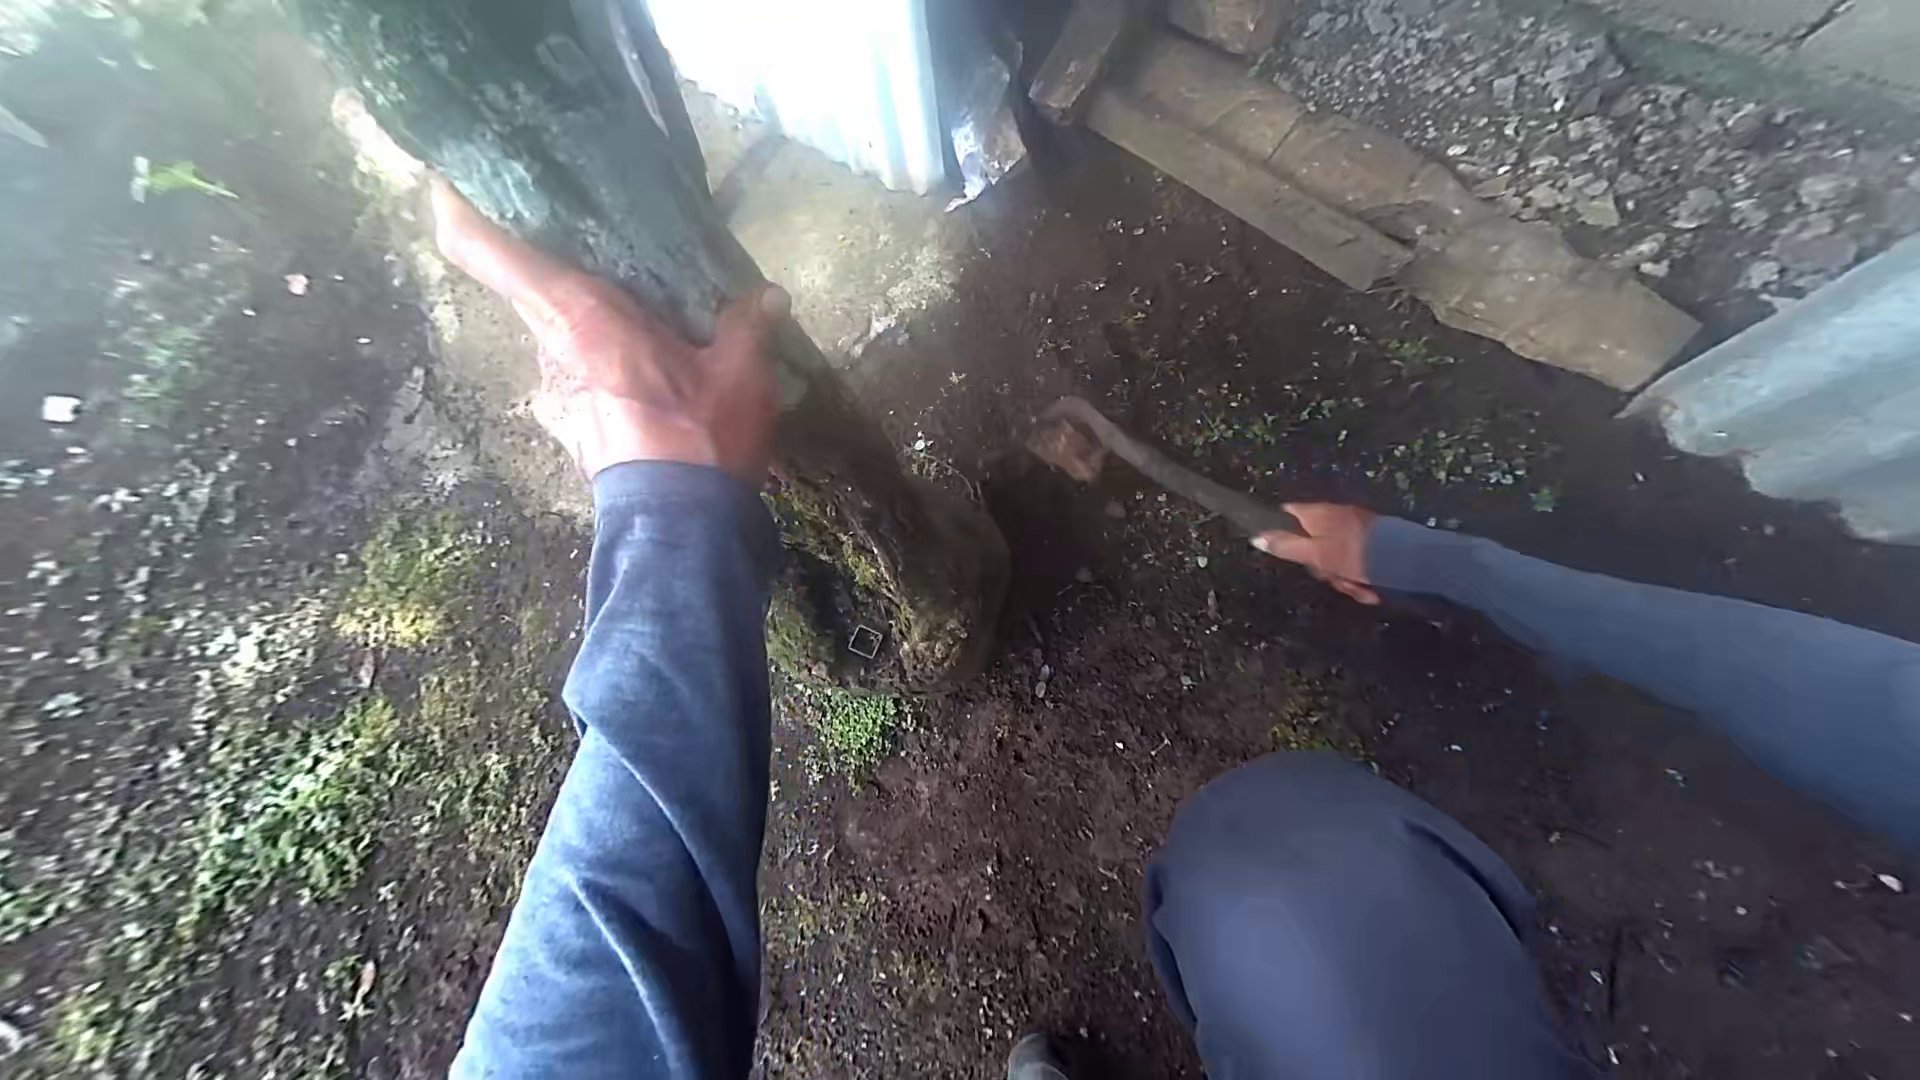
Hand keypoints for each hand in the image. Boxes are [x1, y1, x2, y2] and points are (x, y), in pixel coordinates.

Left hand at [429, 176, 785, 481]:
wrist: (683, 525)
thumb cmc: (701, 438)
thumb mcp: (740, 375)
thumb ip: (750, 326)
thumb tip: (772, 296)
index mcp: (582, 318)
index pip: (483, 247)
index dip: (461, 204)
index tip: (469, 176)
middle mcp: (553, 347)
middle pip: (524, 283)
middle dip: (550, 252)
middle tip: (599, 234)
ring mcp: (557, 390)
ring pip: (556, 328)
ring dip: (586, 310)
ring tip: (639, 303)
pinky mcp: (576, 423)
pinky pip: (578, 366)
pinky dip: (602, 351)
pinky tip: (647, 365)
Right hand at [1252, 503, 1380, 605]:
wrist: (1411, 561)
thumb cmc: (1355, 555)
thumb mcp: (1314, 554)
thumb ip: (1285, 546)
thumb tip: (1256, 537)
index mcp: (1317, 513)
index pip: (1288, 512)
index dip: (1282, 530)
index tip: (1286, 550)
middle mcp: (1336, 515)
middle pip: (1313, 540)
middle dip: (1320, 564)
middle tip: (1329, 575)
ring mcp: (1357, 527)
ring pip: (1336, 555)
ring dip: (1343, 575)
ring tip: (1357, 585)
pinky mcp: (1376, 540)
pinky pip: (1357, 560)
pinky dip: (1361, 575)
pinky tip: (1370, 585)